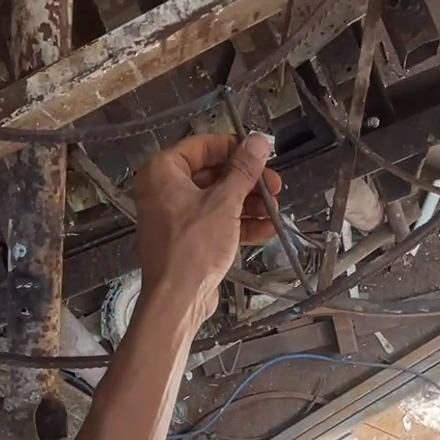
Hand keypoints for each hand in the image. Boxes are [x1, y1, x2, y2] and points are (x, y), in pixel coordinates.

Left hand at [131, 134, 281, 324]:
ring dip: (248, 205)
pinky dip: (239, 225)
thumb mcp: (224, 203)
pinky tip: (267, 228)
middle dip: (247, 182)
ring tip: (276, 209)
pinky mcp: (188, 241)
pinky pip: (216, 224)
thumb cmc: (195, 246)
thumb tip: (259, 140)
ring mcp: (176, 218)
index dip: (235, 149)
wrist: (177, 299)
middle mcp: (165, 190)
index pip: (202, 146)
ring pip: (218, 201)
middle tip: (276, 186)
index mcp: (163, 171)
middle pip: (213, 175)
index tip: (262, 154)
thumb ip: (243, 171)